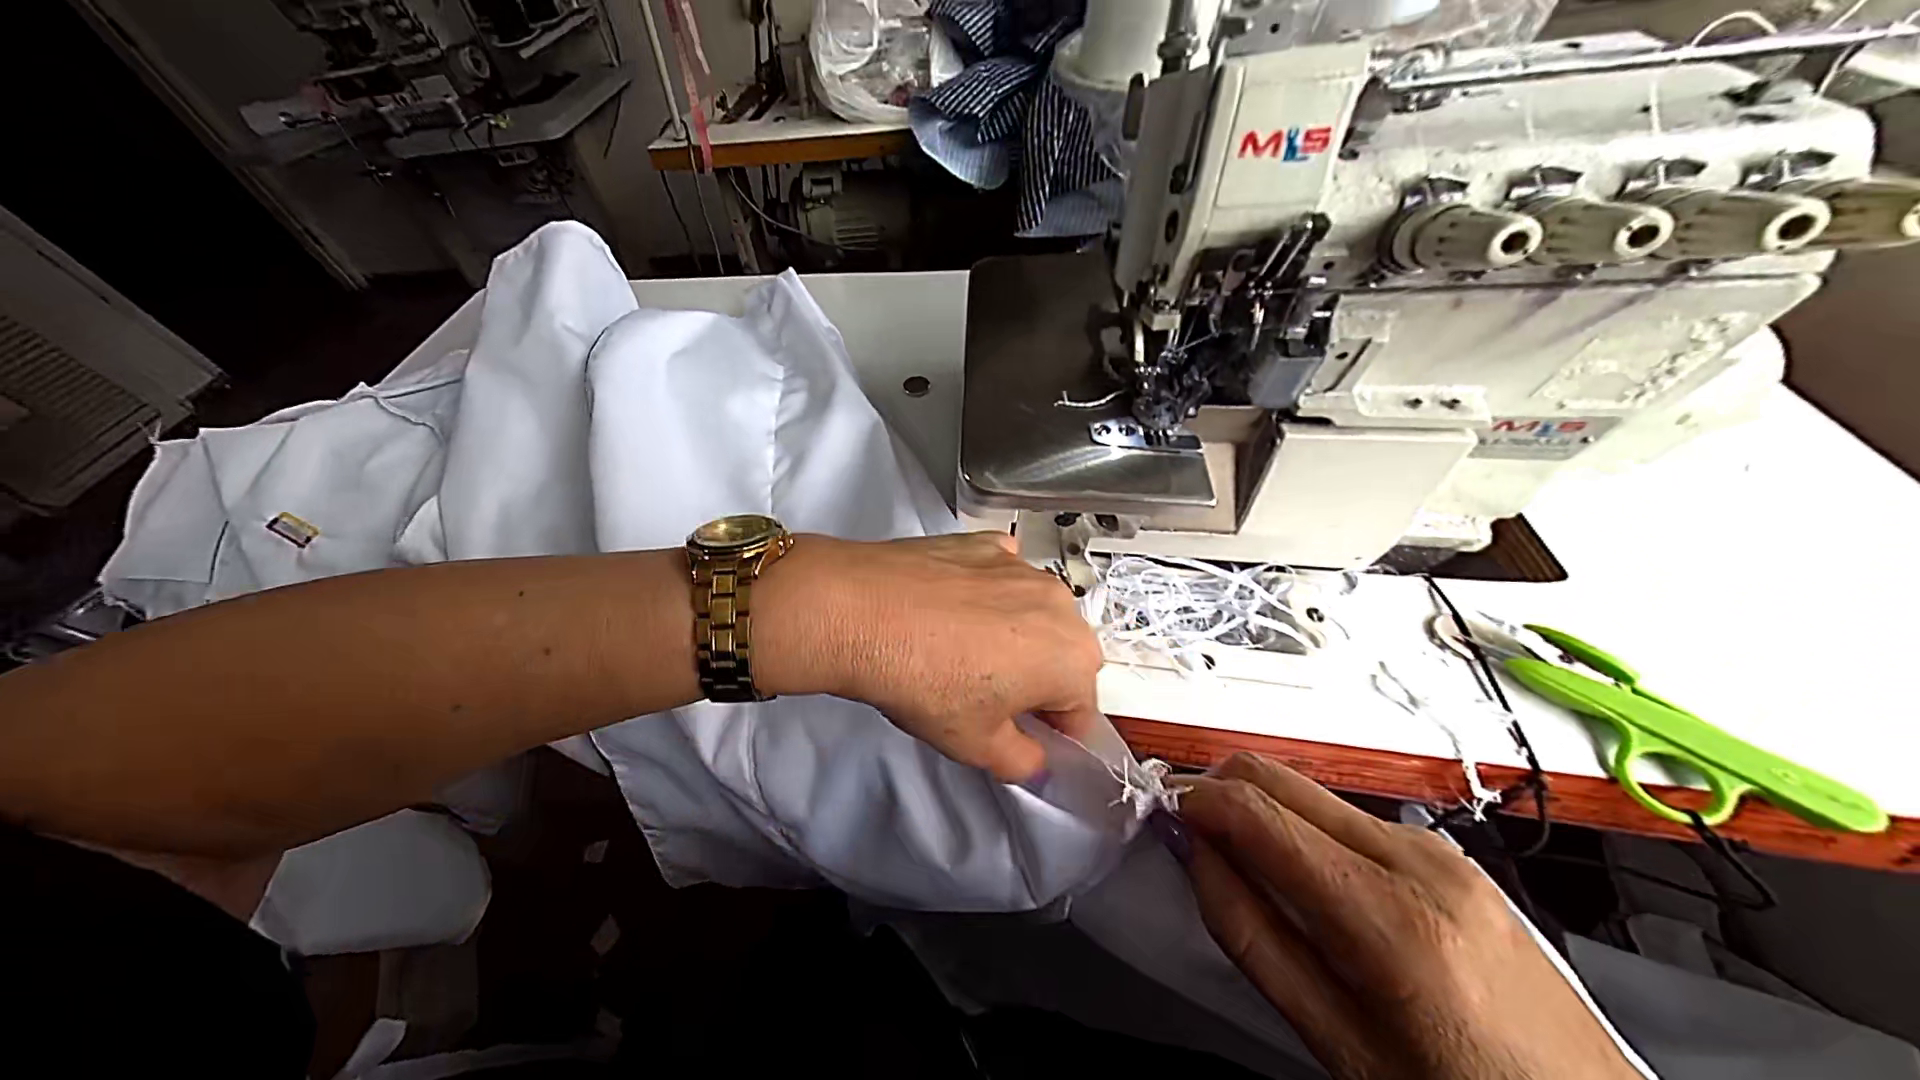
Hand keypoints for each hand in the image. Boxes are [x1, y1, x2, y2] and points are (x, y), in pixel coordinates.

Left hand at [755, 532, 1101, 781]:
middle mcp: (1061, 605)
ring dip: (1015, 633)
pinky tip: (954, 604)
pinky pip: (1002, 574)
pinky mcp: (986, 542)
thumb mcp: (976, 747)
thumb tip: (1034, 756)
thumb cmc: (924, 682)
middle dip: (1037, 678)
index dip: (1051, 731)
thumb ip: (1023, 761)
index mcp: (1071, 660)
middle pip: (1063, 656)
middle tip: (985, 692)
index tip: (1018, 732)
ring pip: (1035, 613)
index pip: (1081, 712)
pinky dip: (990, 590)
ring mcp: (1022, 566)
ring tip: (960, 647)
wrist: (860, 611)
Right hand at [1174, 753, 1640, 1079]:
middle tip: (1183, 827)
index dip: (1193, 801)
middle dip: (1214, 788)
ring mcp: (1439, 852)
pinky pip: (1343, 813)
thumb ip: (1250, 935)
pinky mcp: (1447, 854)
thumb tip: (1199, 857)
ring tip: (1234, 856)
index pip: (1257, 810)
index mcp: (1389, 919)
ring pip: (1305, 787)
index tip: (1162, 816)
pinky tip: (1292, 870)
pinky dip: (1296, 823)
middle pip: (1276, 775)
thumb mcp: (1334, 1040)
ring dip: (1254, 806)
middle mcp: (1417, 862)